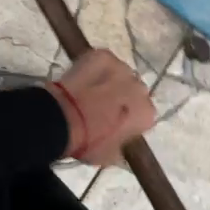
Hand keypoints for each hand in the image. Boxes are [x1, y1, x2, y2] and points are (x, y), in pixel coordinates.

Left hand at [49, 50, 155, 166]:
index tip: (118, 123)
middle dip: (124, 96)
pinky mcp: (103, 54)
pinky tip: (85, 76)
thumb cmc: (88, 141)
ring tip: (93, 89)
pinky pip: (104, 60)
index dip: (131, 118)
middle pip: (135, 90)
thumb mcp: (110, 155)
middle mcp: (140, 87)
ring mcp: (122, 67)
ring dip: (112, 80)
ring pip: (121, 73)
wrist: (62, 117)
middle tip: (105, 106)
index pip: (145, 114)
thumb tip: (119, 142)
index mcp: (146, 113)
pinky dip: (97, 67)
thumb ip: (121, 144)